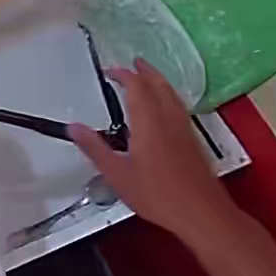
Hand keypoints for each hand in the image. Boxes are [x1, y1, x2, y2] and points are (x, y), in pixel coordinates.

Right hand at [68, 60, 242, 248]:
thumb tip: (74, 128)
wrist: (200, 212)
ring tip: (149, 77)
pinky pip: (179, 106)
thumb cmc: (157, 194)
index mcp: (148, 122)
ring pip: (172, 94)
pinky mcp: (193, 140)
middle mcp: (168, 119)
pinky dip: (168, 96)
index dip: (123, 75)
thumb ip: (95, 148)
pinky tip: (166, 107)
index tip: (111, 71)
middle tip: (134, 63)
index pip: (136, 87)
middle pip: (158, 85)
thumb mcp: (117, 173)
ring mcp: (184, 129)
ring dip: (158, 81)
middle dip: (145, 71)